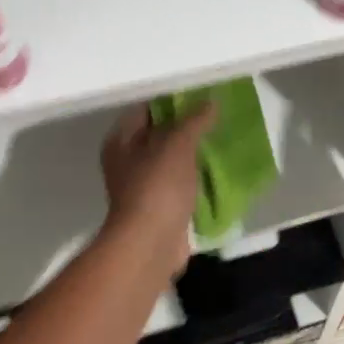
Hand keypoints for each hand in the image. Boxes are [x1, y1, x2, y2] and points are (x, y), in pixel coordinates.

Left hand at [101, 103, 213, 275]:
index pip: (145, 110)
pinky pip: (181, 188)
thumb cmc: (158, 187)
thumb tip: (210, 103)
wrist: (152, 243)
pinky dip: (196, 183)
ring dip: (193, 158)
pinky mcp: (160, 210)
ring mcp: (143, 189)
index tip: (201, 99)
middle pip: (159, 137)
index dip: (172, 102)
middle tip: (217, 122)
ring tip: (222, 146)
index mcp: (121, 141)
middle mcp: (127, 162)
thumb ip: (193, 122)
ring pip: (171, 164)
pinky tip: (217, 177)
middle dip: (186, 130)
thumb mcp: (177, 145)